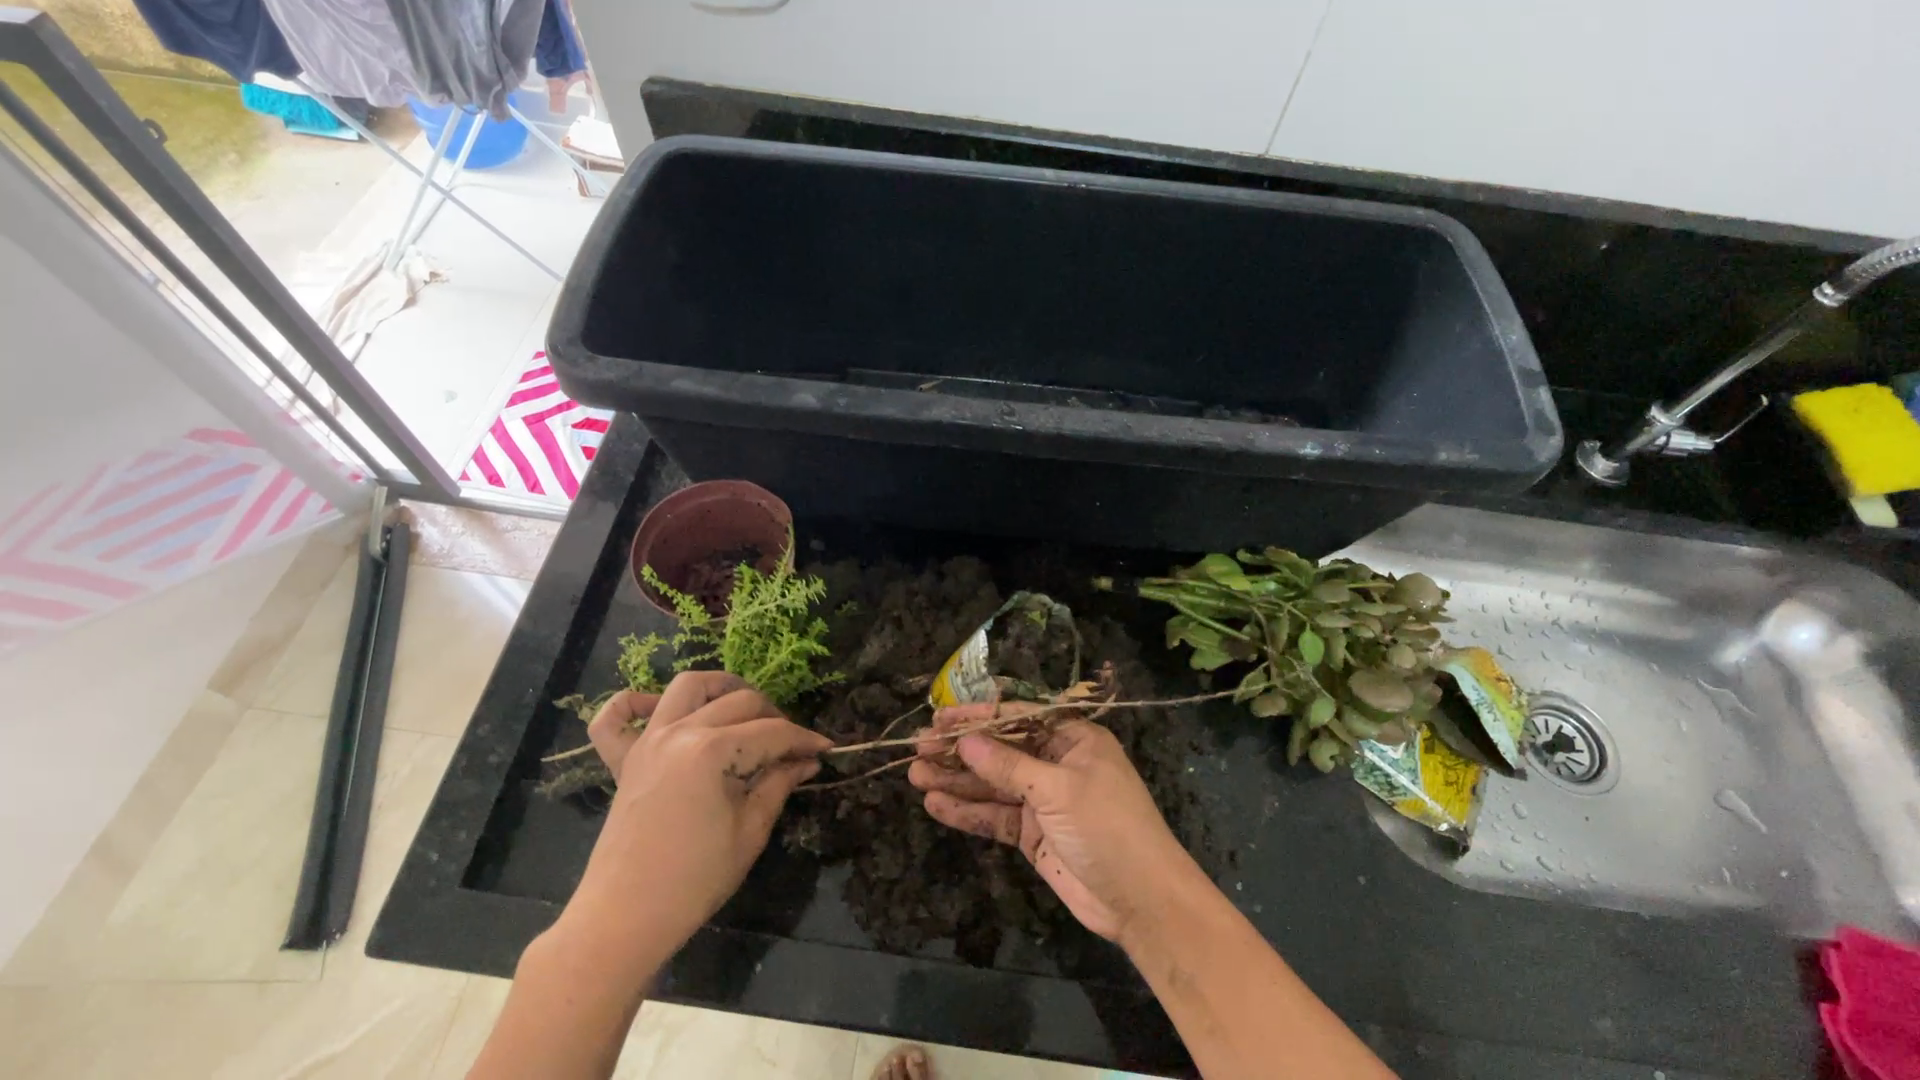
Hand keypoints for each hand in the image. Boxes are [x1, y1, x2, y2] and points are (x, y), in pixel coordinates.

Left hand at [576, 672, 831, 946]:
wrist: (627, 917)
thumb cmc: (696, 879)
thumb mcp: (750, 831)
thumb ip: (778, 785)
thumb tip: (806, 761)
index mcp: (713, 750)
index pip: (772, 732)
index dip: (804, 740)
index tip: (826, 749)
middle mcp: (679, 732)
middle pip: (739, 701)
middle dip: (773, 717)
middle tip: (790, 747)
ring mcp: (647, 741)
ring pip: (686, 687)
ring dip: (719, 688)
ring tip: (743, 710)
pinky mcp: (624, 760)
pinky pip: (614, 717)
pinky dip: (633, 703)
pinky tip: (659, 711)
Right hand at [908, 707, 1204, 944]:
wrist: (1140, 900)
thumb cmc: (1108, 827)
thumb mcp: (1058, 789)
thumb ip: (1008, 766)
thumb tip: (965, 742)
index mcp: (1074, 740)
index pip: (1018, 717)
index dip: (978, 717)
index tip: (940, 718)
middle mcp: (1057, 764)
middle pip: (1000, 751)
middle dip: (960, 750)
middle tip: (917, 747)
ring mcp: (1044, 801)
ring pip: (992, 785)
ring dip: (956, 780)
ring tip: (914, 775)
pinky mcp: (1033, 835)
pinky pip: (995, 817)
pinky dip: (967, 811)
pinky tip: (935, 804)